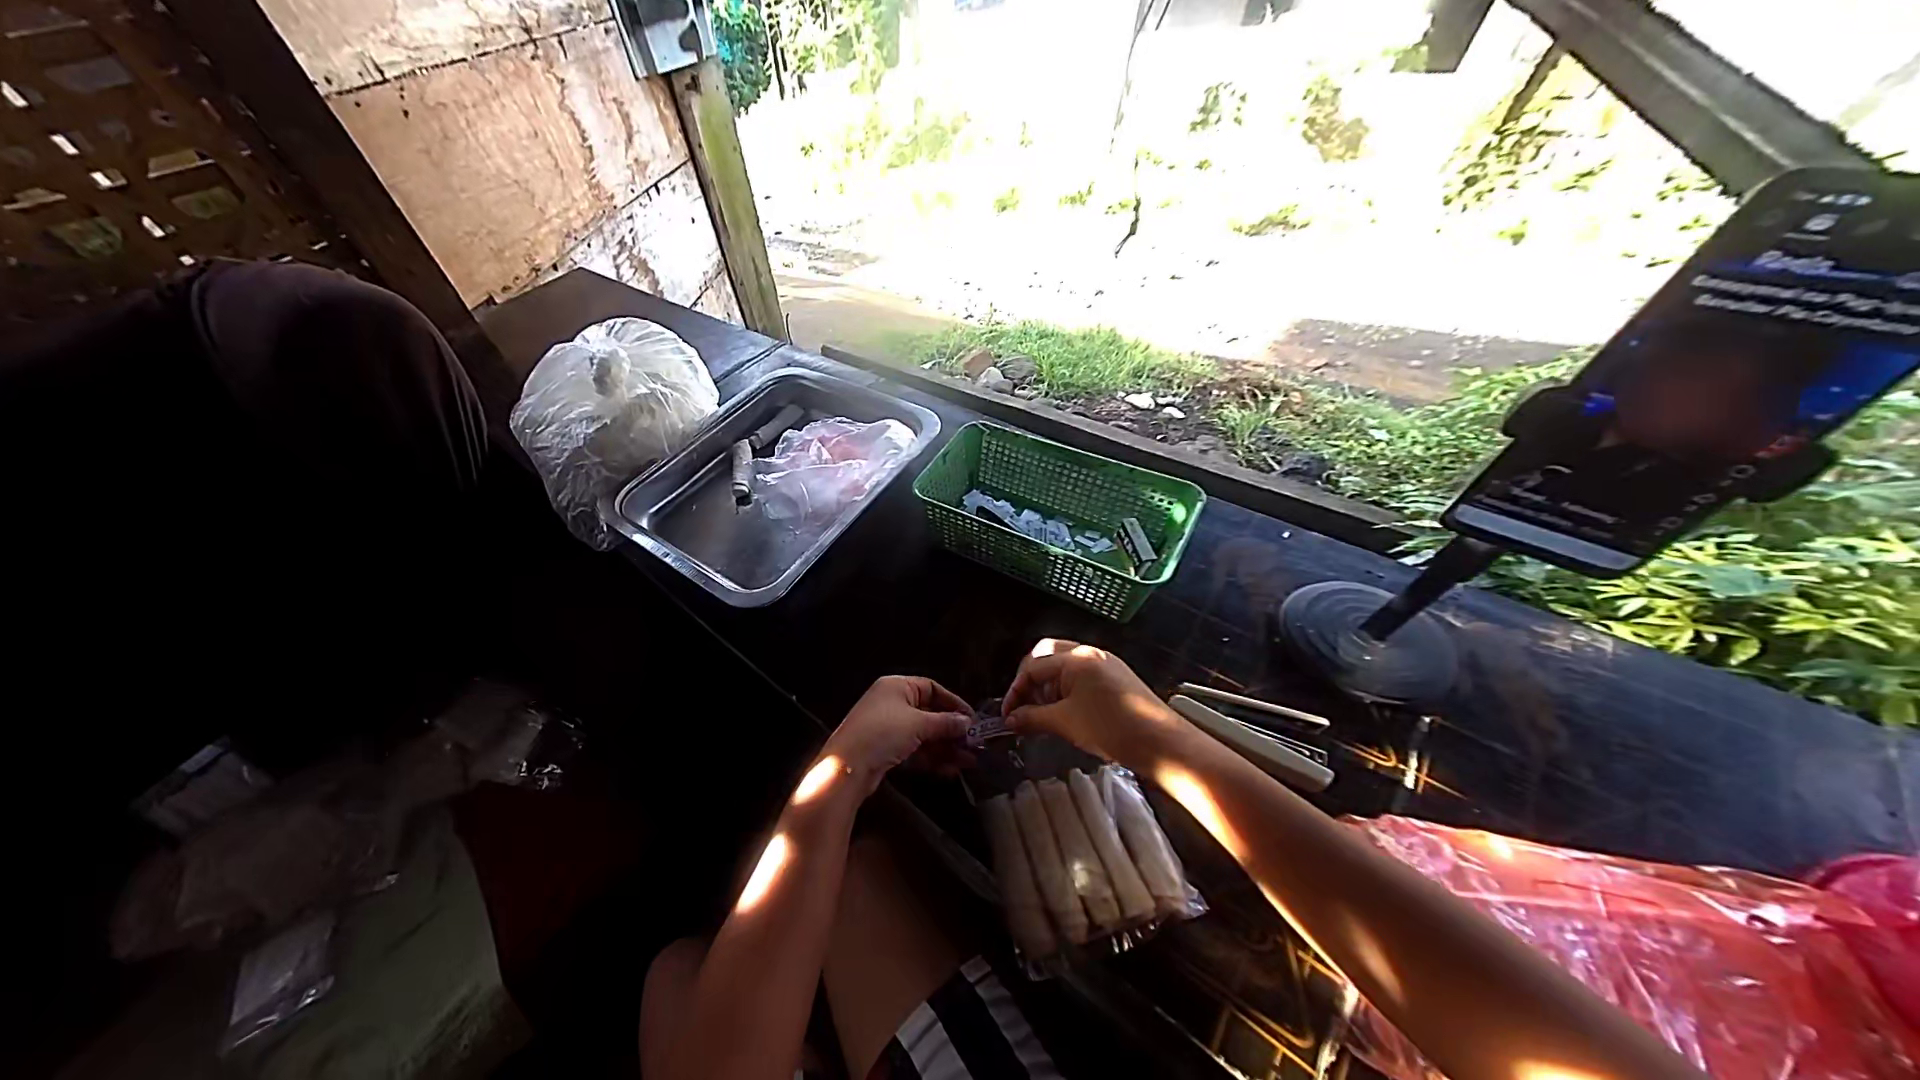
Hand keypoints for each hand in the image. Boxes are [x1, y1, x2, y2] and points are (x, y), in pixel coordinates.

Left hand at [822, 676, 974, 798]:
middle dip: (952, 730)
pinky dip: (932, 759)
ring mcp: (888, 728)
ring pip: (924, 735)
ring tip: (969, 761)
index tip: (972, 719)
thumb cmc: (882, 733)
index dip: (953, 703)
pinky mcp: (886, 751)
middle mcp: (892, 703)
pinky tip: (951, 770)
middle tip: (974, 744)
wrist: (846, 767)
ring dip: (946, 748)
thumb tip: (967, 722)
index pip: (932, 688)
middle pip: (929, 714)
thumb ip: (945, 723)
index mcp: (897, 686)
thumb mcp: (918, 724)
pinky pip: (915, 751)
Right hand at [1002, 639, 1186, 763]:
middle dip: (1030, 681)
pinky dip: (1066, 691)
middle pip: (1046, 656)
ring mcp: (1104, 664)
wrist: (1162, 744)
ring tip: (1045, 714)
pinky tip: (1066, 713)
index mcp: (1076, 659)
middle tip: (1023, 707)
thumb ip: (1033, 718)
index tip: (1008, 714)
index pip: (1033, 667)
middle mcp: (1090, 654)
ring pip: (1063, 666)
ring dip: (1048, 687)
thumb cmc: (1117, 729)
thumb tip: (1013, 719)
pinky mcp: (1114, 678)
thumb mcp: (1066, 724)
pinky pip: (1080, 676)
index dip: (1015, 691)